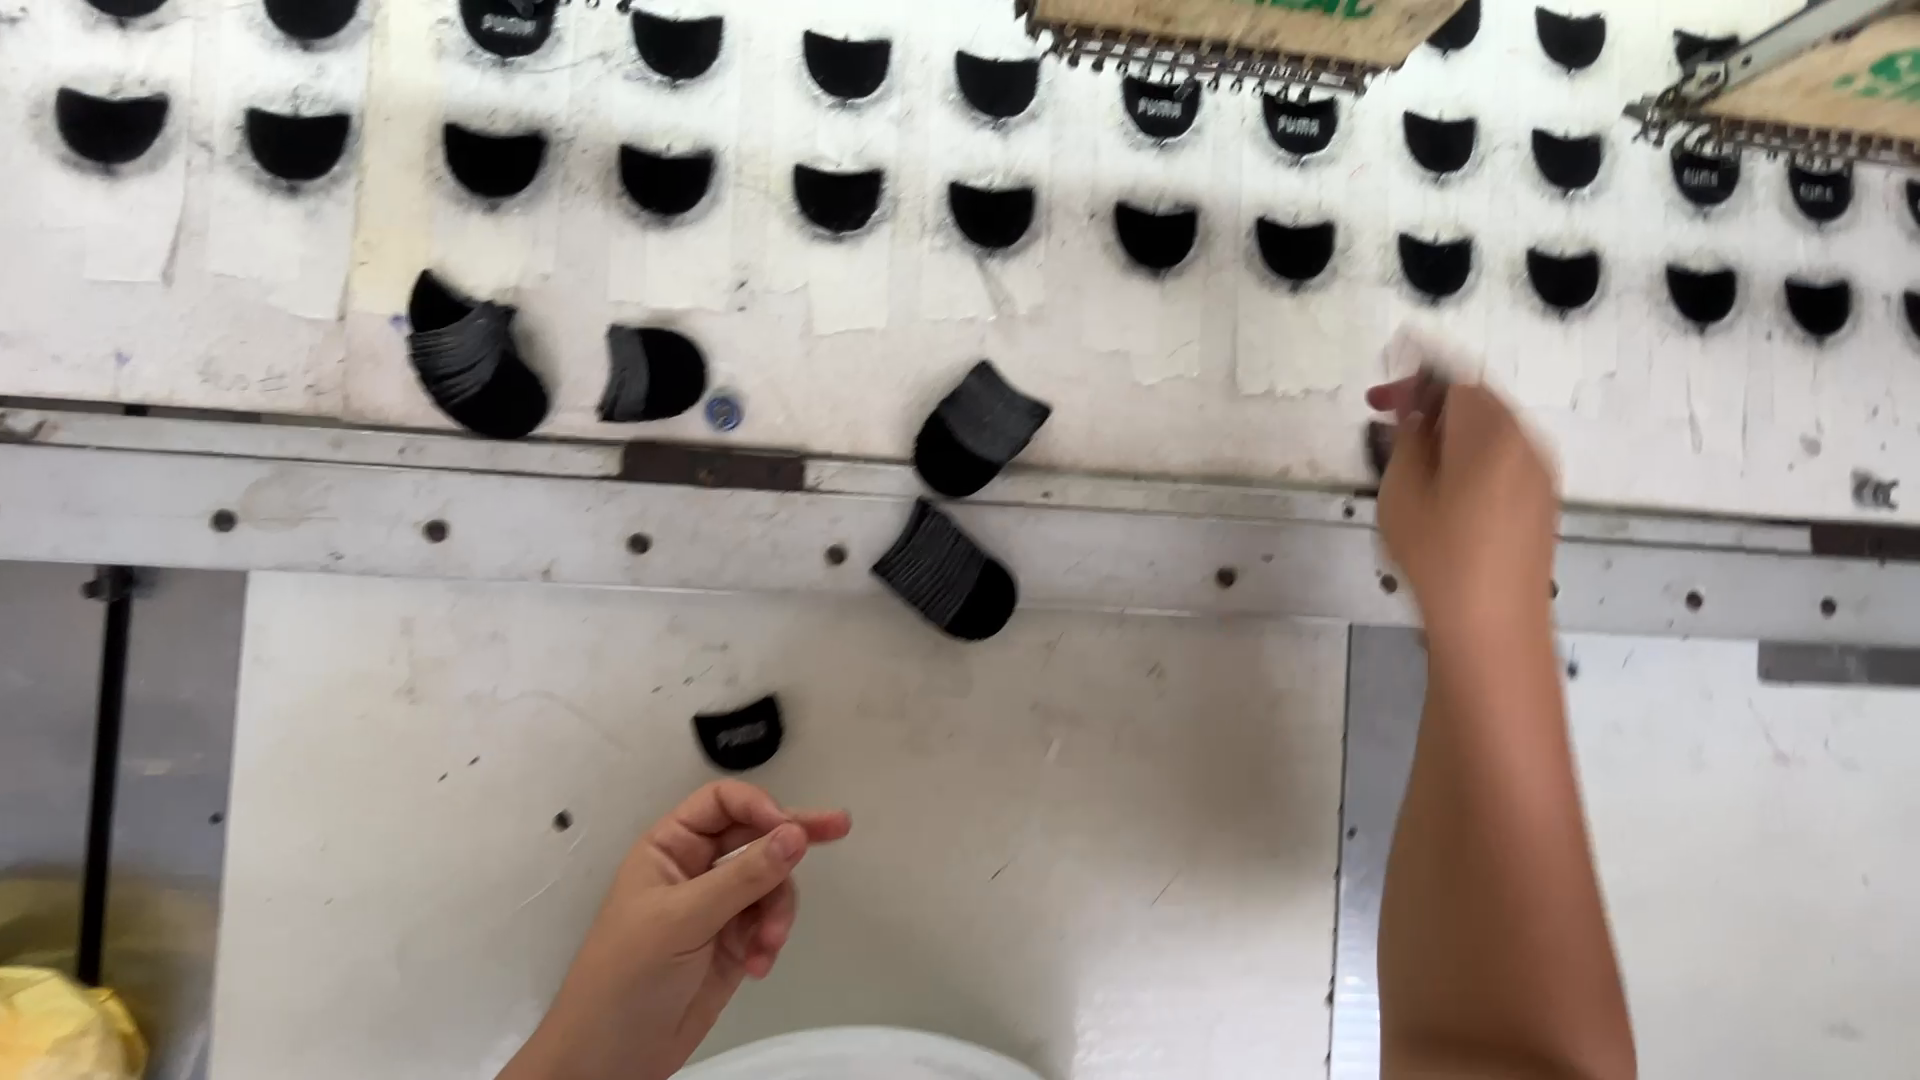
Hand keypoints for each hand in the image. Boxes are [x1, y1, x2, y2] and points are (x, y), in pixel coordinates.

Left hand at [498, 781, 851, 1079]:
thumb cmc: (625, 978)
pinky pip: (770, 919)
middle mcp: (697, 867)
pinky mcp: (735, 940)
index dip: (758, 806)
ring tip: (769, 943)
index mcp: (670, 847)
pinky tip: (760, 962)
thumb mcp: (682, 920)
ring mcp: (719, 905)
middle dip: (793, 839)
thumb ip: (744, 876)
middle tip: (839, 826)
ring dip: (777, 909)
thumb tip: (796, 835)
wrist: (609, 1064)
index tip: (788, 829)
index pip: (722, 804)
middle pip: (756, 835)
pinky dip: (772, 938)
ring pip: (771, 881)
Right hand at [1367, 375, 1558, 640]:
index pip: (1456, 379)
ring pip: (1492, 429)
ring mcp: (1538, 474)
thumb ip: (1409, 440)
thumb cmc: (1437, 553)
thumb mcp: (1402, 491)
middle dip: (1432, 399)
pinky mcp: (1540, 502)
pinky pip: (1503, 456)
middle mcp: (1525, 444)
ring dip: (1450, 426)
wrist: (1491, 619)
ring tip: (1408, 448)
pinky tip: (1441, 479)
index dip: (1418, 371)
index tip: (1385, 376)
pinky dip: (1470, 450)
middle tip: (1388, 414)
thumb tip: (1415, 411)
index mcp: (1491, 434)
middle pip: (1479, 401)